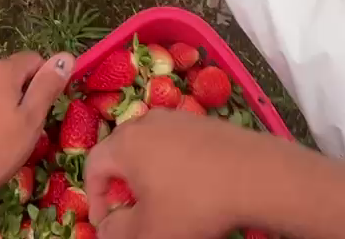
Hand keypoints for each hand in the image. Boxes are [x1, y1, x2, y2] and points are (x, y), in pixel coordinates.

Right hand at [86, 109, 290, 238]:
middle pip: (120, 151)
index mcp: (126, 142)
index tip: (107, 225)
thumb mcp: (148, 231)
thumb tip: (106, 228)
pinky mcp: (200, 121)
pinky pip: (173, 142)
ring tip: (161, 201)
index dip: (94, 198)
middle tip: (131, 213)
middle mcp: (147, 121)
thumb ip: (116, 233)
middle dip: (119, 184)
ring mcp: (176, 117)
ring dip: (146, 173)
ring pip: (148, 145)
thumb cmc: (192, 203)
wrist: (251, 173)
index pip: (93, 164)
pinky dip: (171, 164)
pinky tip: (189, 186)